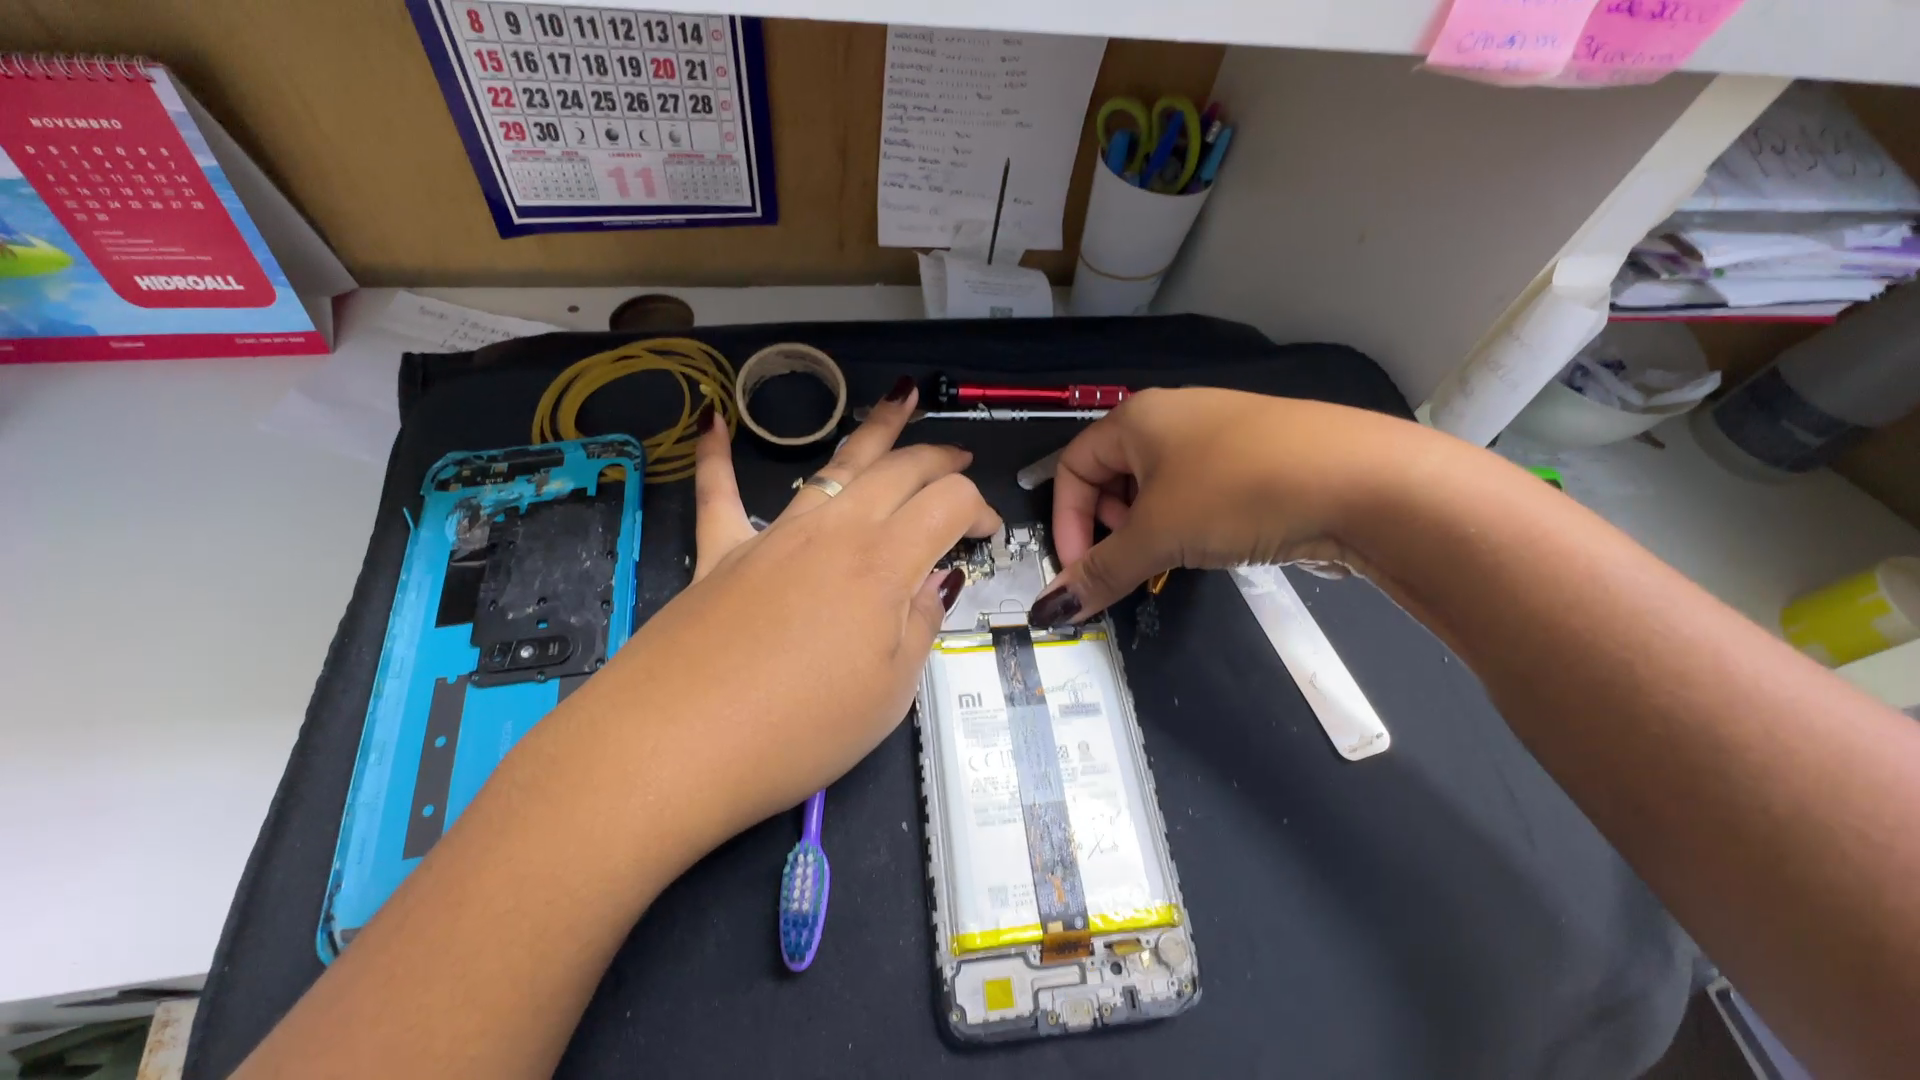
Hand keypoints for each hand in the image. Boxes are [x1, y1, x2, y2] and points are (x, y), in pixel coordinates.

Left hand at [563, 377, 999, 848]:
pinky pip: (719, 494)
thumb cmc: (798, 731)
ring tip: (900, 399)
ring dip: (873, 431)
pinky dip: (716, 455)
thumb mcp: (889, 693)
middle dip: (937, 459)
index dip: (978, 509)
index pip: (946, 505)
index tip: (986, 535)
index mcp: (882, 564)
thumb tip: (937, 582)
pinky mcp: (718, 555)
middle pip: (897, 471)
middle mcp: (831, 533)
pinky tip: (711, 419)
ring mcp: (772, 538)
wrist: (676, 746)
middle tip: (960, 459)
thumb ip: (918, 627)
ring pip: (832, 466)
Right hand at [1031, 387, 1414, 627]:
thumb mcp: (1158, 536)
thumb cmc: (1237, 492)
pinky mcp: (1258, 458)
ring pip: (1158, 486)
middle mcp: (1174, 414)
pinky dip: (1190, 521)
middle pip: (1112, 475)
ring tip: (1174, 555)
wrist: (1362, 481)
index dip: (1066, 523)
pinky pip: (1199, 490)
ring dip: (1150, 528)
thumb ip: (1099, 573)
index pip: (1071, 468)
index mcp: (1136, 417)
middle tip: (1130, 560)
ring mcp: (1220, 434)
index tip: (1082, 574)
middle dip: (1109, 526)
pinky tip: (1215, 542)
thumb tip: (1048, 611)